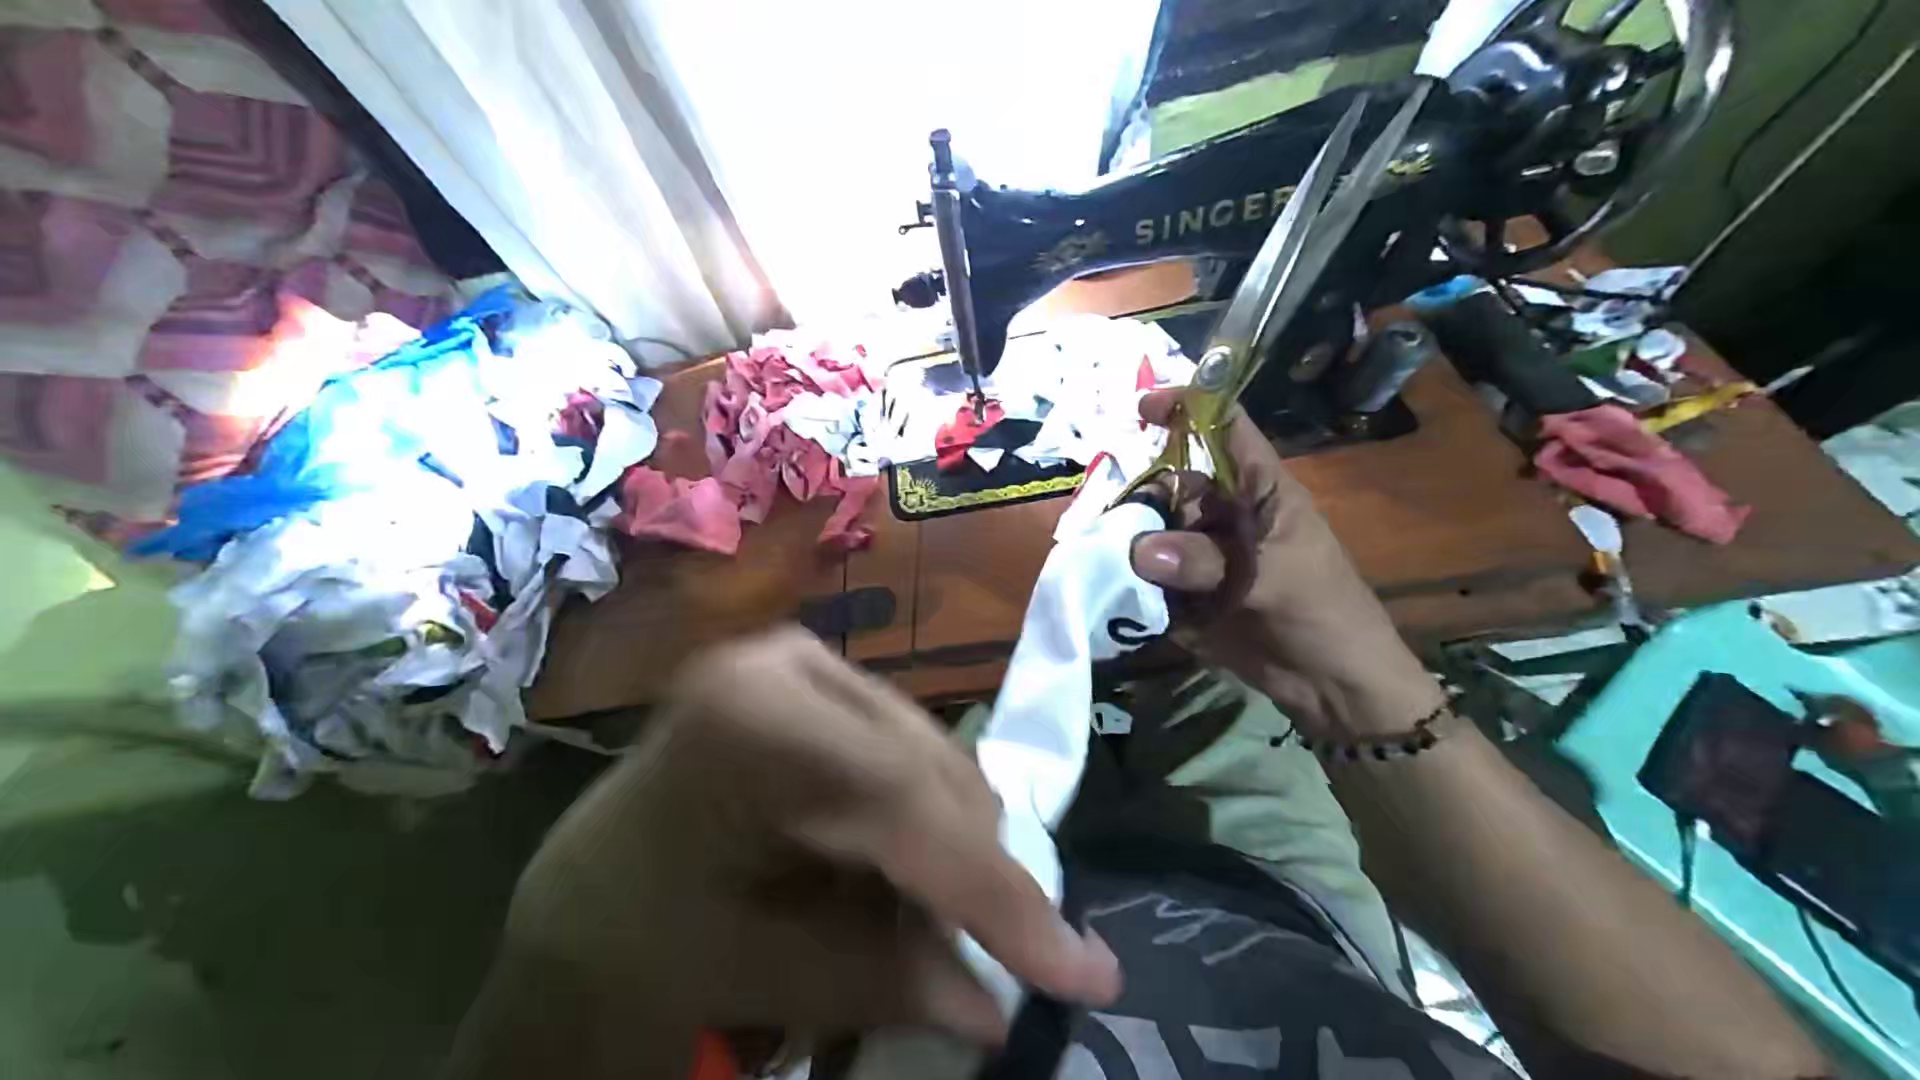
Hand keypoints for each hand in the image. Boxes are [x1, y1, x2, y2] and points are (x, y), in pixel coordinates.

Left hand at [450, 628, 1120, 1079]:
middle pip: (928, 771)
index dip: (995, 891)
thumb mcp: (751, 973)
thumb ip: (884, 976)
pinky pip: (907, 751)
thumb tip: (999, 1005)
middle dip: (980, 876)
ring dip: (954, 850)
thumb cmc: (628, 938)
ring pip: (930, 758)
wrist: (579, 892)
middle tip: (1021, 962)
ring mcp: (804, 661)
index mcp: (748, 719)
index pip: (902, 801)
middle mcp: (786, 663)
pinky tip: (913, 875)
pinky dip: (924, 822)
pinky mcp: (819, 679)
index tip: (1082, 973)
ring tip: (948, 925)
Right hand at [1128, 390, 1444, 738]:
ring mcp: (1204, 552)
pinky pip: (1150, 573)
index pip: (1227, 429)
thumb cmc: (1322, 612)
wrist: (1332, 685)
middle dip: (1143, 494)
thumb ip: (1206, 561)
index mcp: (1260, 491)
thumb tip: (1140, 549)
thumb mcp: (1272, 579)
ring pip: (1155, 529)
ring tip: (1103, 553)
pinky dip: (1130, 577)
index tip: (1143, 406)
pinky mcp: (1187, 589)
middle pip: (1174, 483)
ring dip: (1129, 539)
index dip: (1189, 407)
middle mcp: (1226, 513)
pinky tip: (1111, 582)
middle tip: (1115, 519)